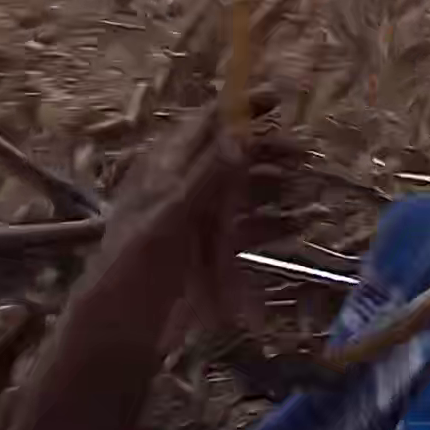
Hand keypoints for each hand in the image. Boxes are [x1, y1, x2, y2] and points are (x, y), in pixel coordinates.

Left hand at [96, 98, 299, 327]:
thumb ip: (209, 174)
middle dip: (268, 151)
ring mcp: (201, 218)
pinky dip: (273, 224)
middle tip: (305, 153)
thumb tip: (242, 133)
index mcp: (168, 166)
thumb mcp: (172, 215)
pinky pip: (248, 228)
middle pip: (233, 156)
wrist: (121, 330)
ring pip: (244, 192)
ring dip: (276, 187)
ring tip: (308, 189)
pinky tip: (299, 226)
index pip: (208, 123)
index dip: (241, 108)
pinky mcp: (213, 249)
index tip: (278, 99)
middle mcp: (186, 185)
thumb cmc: (138, 264)